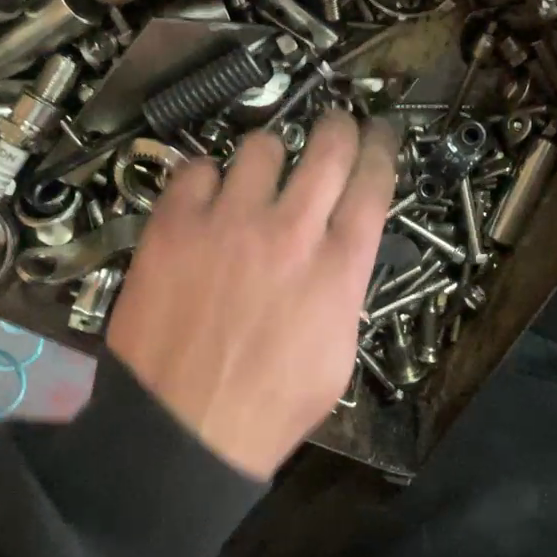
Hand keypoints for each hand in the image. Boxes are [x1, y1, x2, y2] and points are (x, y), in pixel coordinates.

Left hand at [108, 110, 398, 479]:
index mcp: (338, 267)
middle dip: (339, 126)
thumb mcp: (337, 358)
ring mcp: (229, 221)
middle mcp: (290, 230)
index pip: (373, 182)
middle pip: (329, 147)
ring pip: (262, 146)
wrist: (178, 432)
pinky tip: (206, 200)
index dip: (381, 148)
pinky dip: (206, 178)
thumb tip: (338, 252)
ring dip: (270, 154)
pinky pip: (197, 169)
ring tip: (261, 172)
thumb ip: (342, 292)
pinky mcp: (174, 224)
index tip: (379, 134)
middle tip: (335, 124)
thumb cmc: (268, 408)